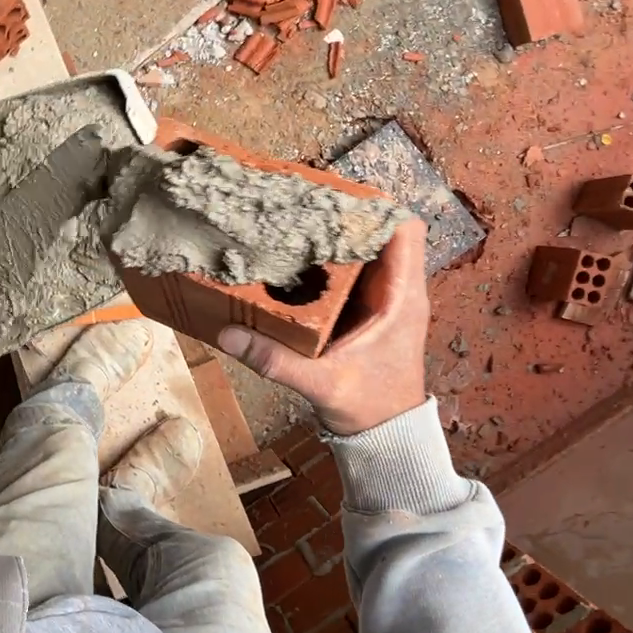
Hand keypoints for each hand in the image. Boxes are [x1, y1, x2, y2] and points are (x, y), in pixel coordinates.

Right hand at [218, 220, 429, 435]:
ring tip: (289, 221)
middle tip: (296, 203)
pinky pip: (350, 270)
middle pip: (378, 231)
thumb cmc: (369, 406)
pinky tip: (291, 257)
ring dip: (332, 234)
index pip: (405, 230)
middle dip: (341, 214)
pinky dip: (325, 259)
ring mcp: (383, 298)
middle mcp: (397, 289)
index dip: (374, 207)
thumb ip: (275, 359)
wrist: (385, 435)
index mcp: (401, 297)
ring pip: (364, 248)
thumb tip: (227, 335)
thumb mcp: (320, 383)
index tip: (330, 197)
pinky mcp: (367, 309)